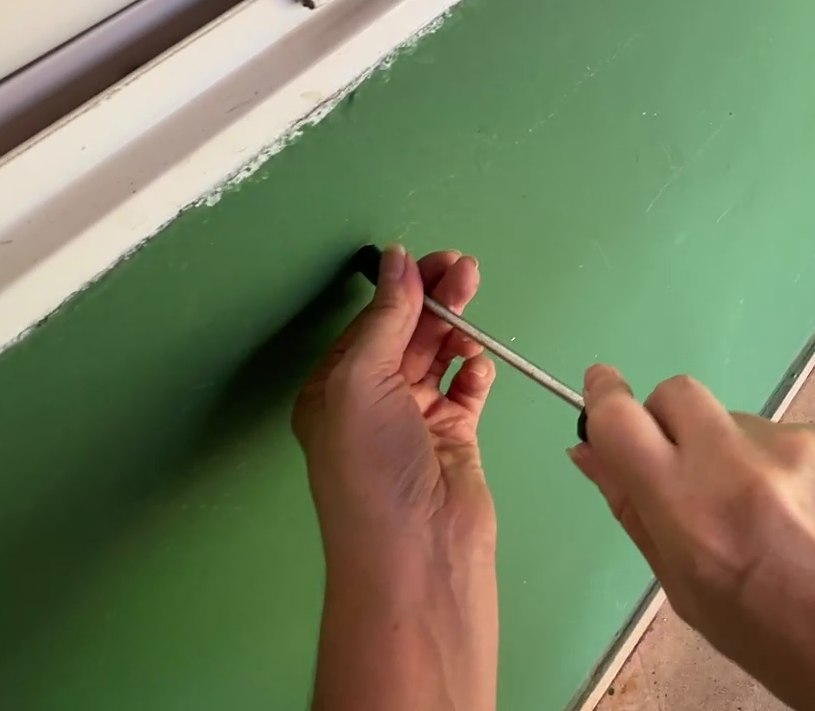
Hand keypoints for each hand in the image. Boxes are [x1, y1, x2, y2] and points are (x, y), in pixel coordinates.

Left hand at [292, 245, 497, 710]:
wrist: (417, 555)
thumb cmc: (374, 465)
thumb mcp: (363, 381)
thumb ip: (386, 318)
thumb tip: (398, 258)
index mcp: (337, 387)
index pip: (373, 323)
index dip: (403, 288)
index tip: (435, 260)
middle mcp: (372, 400)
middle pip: (408, 333)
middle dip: (436, 299)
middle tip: (466, 269)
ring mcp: (415, 420)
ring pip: (439, 356)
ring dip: (457, 328)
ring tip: (476, 300)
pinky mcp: (453, 437)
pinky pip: (465, 391)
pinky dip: (473, 373)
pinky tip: (477, 367)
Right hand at [568, 366, 814, 710]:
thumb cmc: (786, 642)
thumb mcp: (693, 597)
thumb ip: (635, 515)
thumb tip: (589, 453)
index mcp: (691, 518)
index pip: (620, 422)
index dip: (602, 397)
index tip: (598, 386)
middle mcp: (736, 467)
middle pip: (673, 391)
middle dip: (664, 418)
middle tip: (681, 465)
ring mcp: (789, 444)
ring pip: (727, 416)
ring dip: (723, 447)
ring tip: (759, 510)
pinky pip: (774, 431)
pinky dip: (770, 460)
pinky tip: (799, 508)